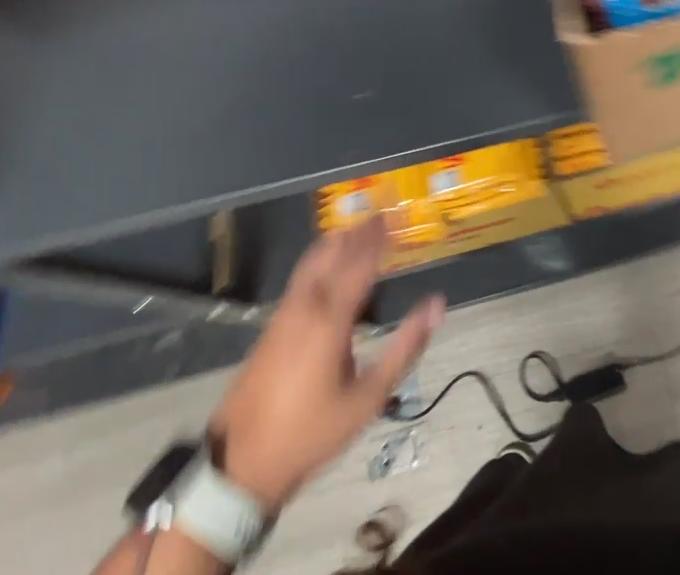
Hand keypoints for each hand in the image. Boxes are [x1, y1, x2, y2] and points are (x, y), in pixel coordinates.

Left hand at [209, 219, 443, 508]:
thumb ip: (405, 347)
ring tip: (357, 231)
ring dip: (335, 245)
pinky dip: (320, 263)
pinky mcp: (270, 330)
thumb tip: (437, 304)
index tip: (395, 216)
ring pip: (310, 266)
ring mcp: (281, 318)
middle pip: (330, 256)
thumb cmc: (313, 432)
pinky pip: (300, 281)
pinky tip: (330, 271)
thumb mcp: (370, 397)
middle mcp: (303, 309)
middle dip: (356, 233)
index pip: (359, 265)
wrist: (242, 463)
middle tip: (379, 215)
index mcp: (329, 320)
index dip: (378, 238)